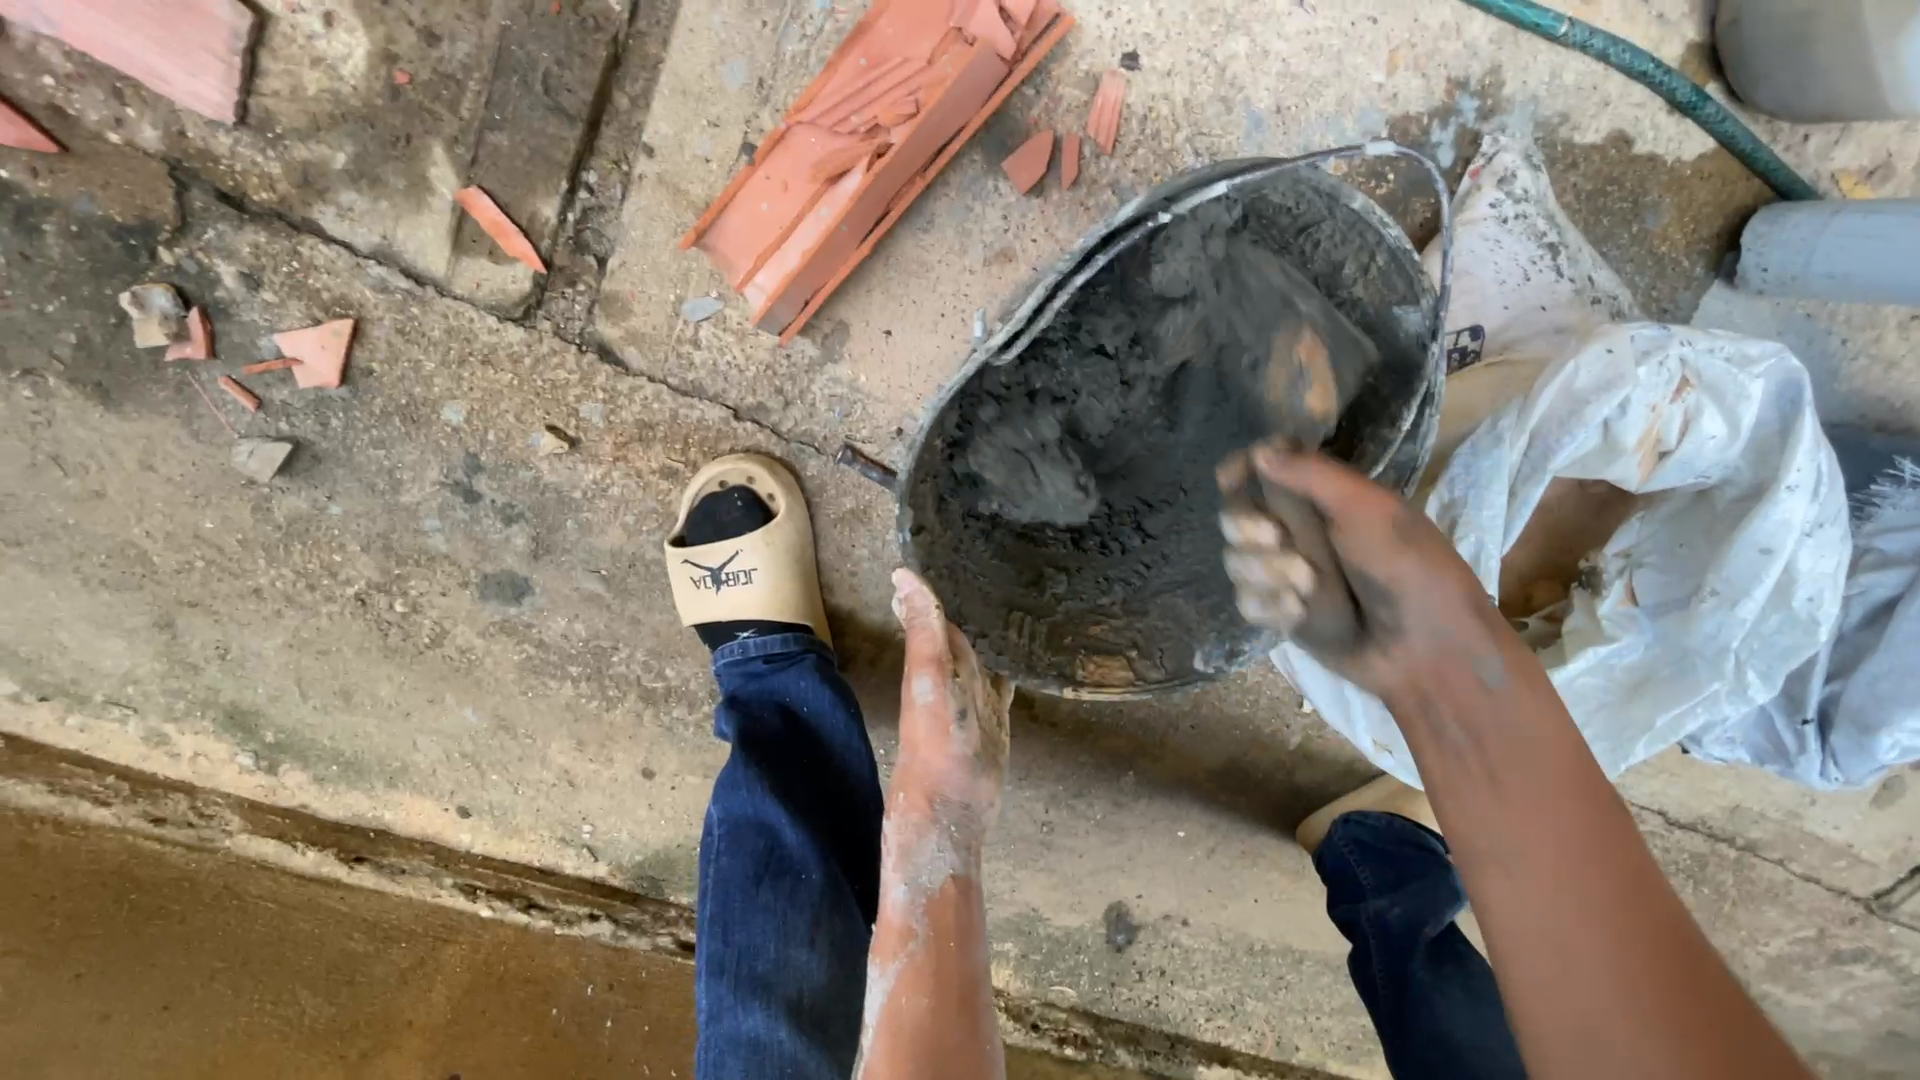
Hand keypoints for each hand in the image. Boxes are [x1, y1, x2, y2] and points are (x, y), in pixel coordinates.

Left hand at [889, 567, 1013, 828]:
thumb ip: (923, 631)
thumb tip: (901, 575)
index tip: (960, 539)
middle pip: (965, 623)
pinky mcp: (997, 712)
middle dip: (976, 595)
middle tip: (1003, 554)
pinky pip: (1005, 677)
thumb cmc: (937, 741)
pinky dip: (1014, 659)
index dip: (946, 577)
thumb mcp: (929, 679)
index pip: (939, 607)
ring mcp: (977, 690)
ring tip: (1021, 590)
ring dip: (996, 625)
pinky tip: (1029, 646)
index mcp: (934, 656)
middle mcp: (954, 668)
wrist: (952, 804)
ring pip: (986, 647)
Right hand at [1217, 440, 1509, 703]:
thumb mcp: (1369, 511)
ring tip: (1308, 589)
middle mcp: (1295, 531)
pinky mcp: (1279, 613)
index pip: (1262, 469)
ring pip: (1236, 560)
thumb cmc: (1408, 570)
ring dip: (1267, 573)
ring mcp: (1283, 574)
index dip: (1240, 470)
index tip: (1230, 479)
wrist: (1424, 650)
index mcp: (1320, 498)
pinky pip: (1246, 601)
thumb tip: (1258, 451)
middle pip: (1235, 514)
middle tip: (1276, 539)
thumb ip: (1312, 476)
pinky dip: (1269, 607)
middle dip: (1247, 527)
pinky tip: (1299, 615)